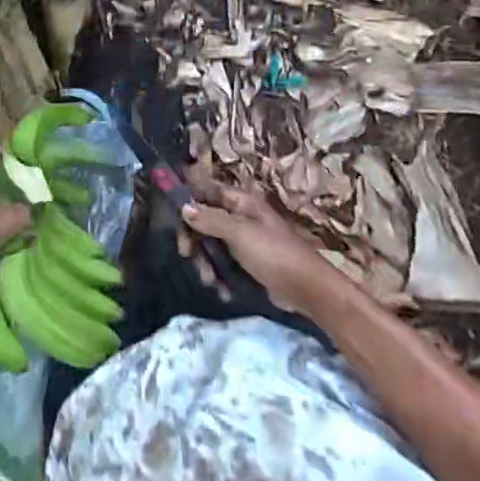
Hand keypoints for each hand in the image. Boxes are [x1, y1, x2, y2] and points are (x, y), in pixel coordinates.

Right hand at [181, 190, 339, 314]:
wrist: (307, 289)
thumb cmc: (273, 253)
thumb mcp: (239, 233)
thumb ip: (210, 219)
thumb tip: (184, 207)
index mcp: (242, 202)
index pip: (208, 190)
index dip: (189, 197)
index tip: (171, 212)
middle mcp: (241, 217)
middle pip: (205, 219)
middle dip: (194, 237)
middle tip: (186, 253)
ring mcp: (244, 240)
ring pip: (212, 243)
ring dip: (206, 261)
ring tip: (208, 279)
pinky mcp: (247, 262)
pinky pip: (224, 262)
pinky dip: (219, 274)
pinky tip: (221, 289)